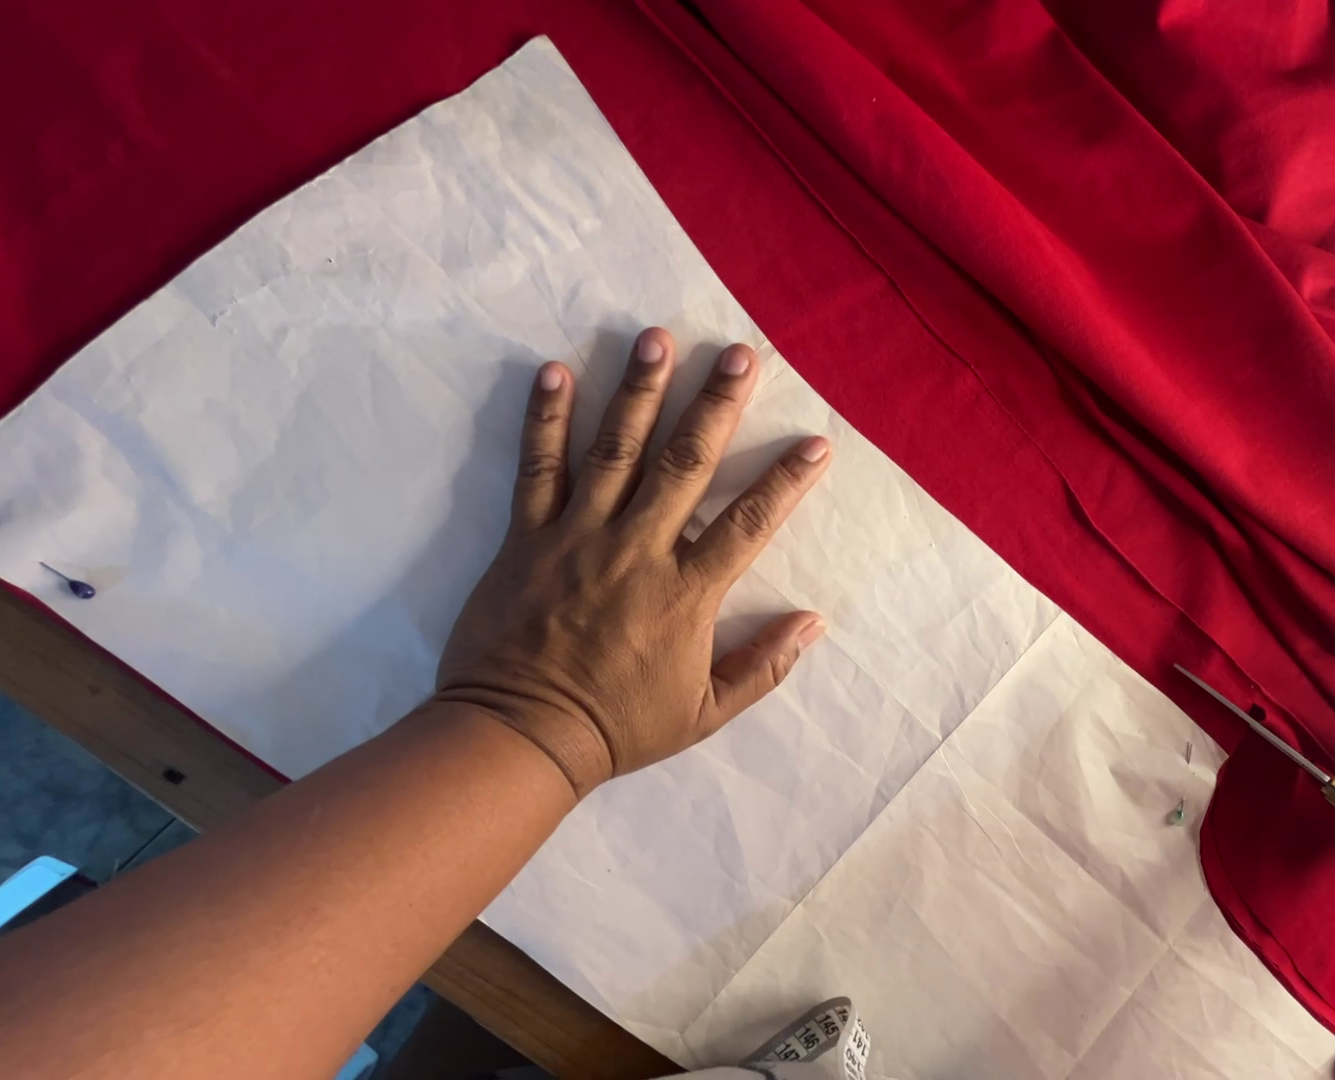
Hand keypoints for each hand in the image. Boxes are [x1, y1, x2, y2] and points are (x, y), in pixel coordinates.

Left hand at [433, 327, 832, 796]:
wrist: (518, 737)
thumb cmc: (620, 726)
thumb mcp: (708, 712)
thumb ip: (765, 666)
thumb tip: (816, 621)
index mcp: (687, 592)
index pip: (751, 522)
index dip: (787, 479)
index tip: (816, 441)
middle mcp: (638, 549)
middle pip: (685, 464)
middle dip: (717, 405)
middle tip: (739, 355)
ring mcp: (578, 536)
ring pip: (615, 450)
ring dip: (640, 391)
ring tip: (657, 338)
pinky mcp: (525, 537)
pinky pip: (537, 468)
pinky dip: (546, 419)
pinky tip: (557, 371)